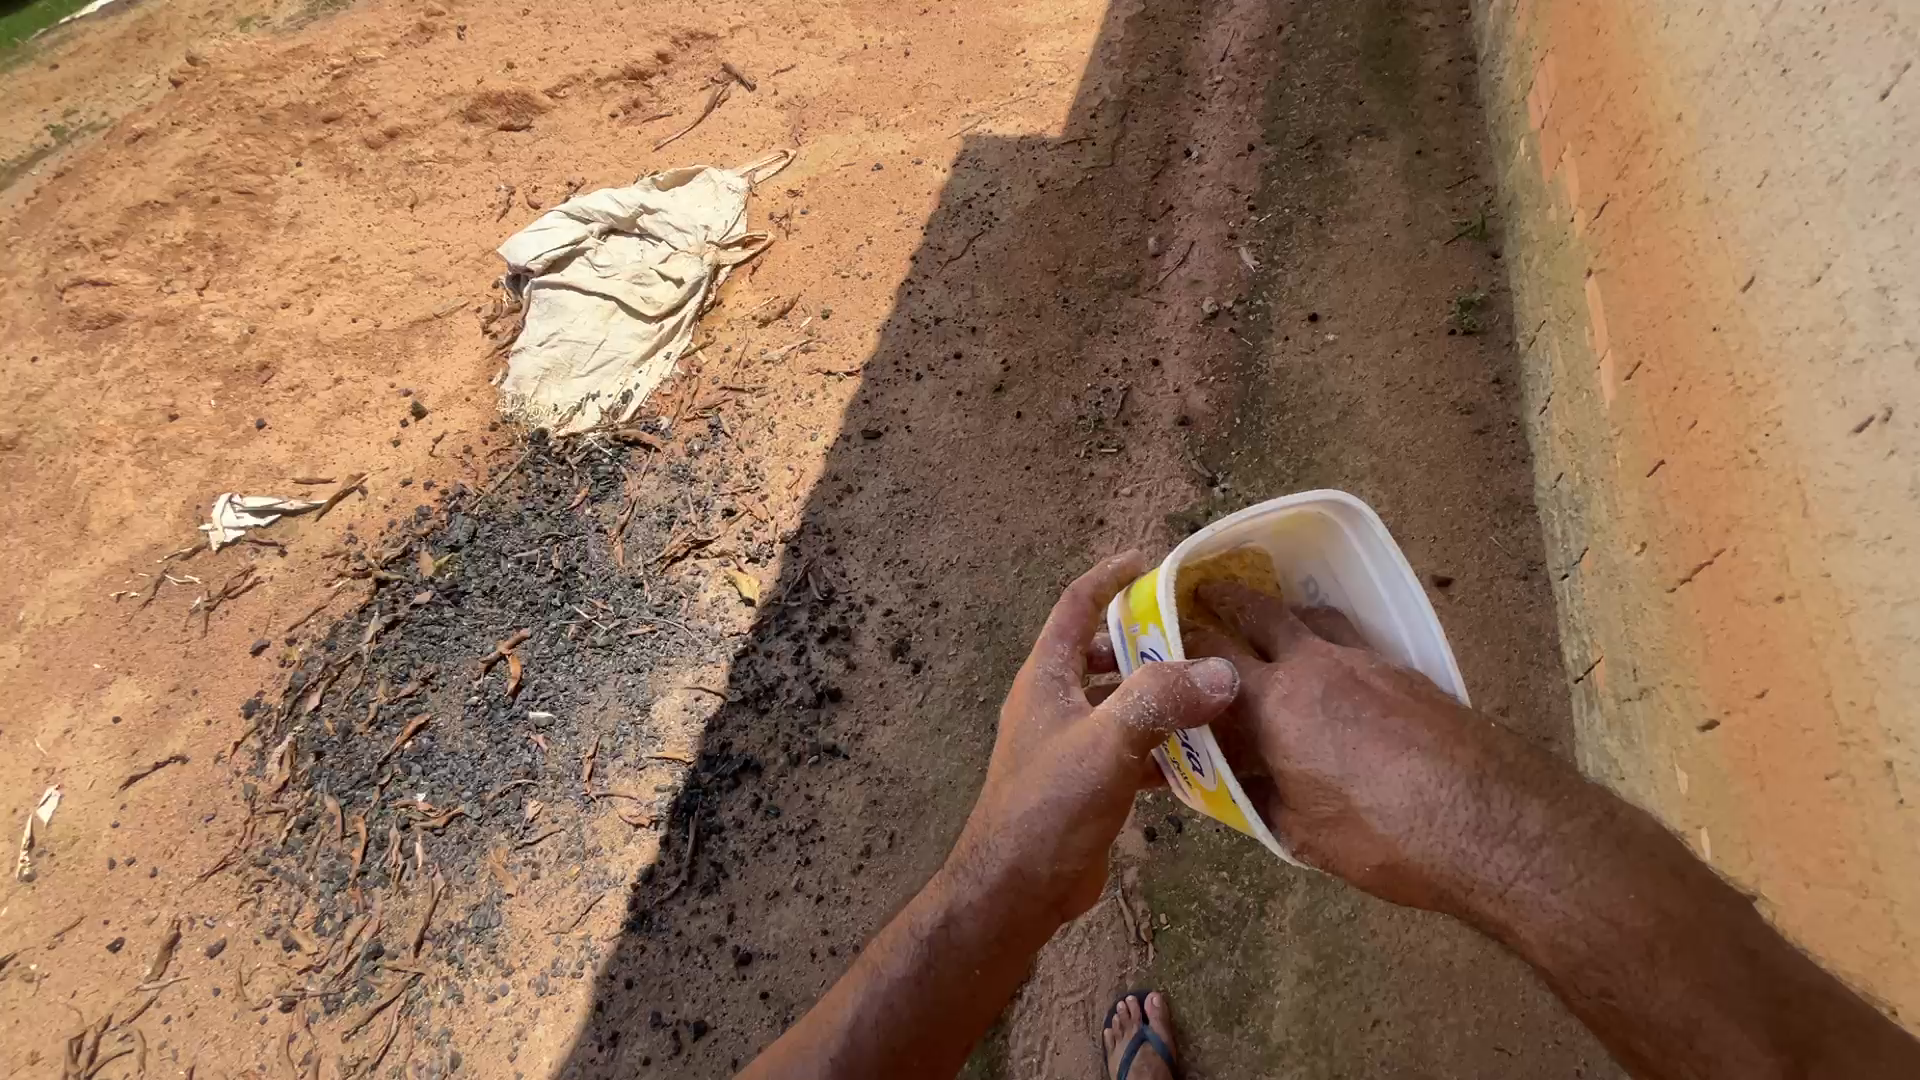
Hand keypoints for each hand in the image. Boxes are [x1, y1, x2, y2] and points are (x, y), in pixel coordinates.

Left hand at [947, 552, 1240, 926]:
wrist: (1018, 886)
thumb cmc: (1050, 803)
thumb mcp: (1106, 742)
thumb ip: (1160, 701)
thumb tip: (1220, 670)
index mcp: (1046, 676)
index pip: (1074, 605)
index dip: (1107, 577)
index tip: (1146, 559)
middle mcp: (1054, 700)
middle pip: (1101, 653)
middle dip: (1146, 641)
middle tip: (1198, 634)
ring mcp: (1069, 741)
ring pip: (1120, 702)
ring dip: (1159, 696)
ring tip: (1213, 691)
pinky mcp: (1086, 779)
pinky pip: (1130, 746)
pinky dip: (1161, 744)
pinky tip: (1202, 755)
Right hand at [1187, 582, 1550, 914]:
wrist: (1498, 827)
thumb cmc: (1384, 836)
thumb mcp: (1302, 833)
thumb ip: (1260, 797)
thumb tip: (1241, 784)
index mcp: (1272, 703)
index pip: (1210, 655)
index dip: (1181, 641)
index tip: (1163, 635)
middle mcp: (1312, 666)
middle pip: (1259, 610)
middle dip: (1225, 596)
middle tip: (1206, 590)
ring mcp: (1365, 663)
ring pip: (1313, 614)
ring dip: (1284, 610)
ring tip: (1275, 618)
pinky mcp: (1407, 673)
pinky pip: (1355, 640)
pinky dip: (1332, 640)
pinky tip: (1339, 669)